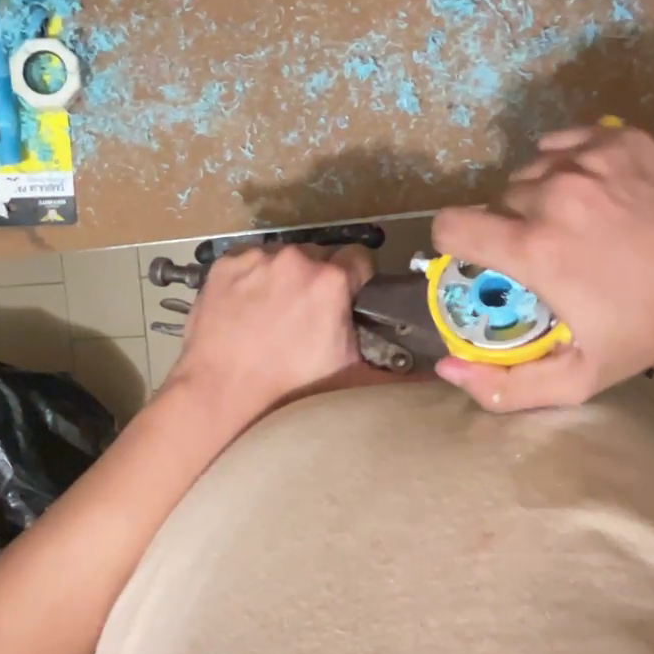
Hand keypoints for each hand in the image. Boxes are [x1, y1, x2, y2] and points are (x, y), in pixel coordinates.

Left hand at [165, 244, 389, 418]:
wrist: (220, 396)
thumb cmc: (290, 392)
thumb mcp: (352, 378)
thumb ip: (395, 371)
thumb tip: (433, 378)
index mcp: (331, 281)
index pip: (359, 259)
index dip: (356, 282)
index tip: (346, 304)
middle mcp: (294, 259)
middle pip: (318, 258)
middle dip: (318, 281)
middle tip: (307, 317)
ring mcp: (254, 259)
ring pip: (281, 258)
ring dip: (283, 278)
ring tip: (272, 315)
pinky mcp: (222, 265)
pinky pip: (247, 262)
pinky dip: (251, 279)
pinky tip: (246, 310)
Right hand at [432, 123, 653, 410]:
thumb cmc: (651, 334)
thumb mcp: (577, 379)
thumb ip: (503, 387)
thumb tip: (445, 368)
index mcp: (536, 249)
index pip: (451, 225)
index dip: (456, 245)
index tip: (479, 260)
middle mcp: (555, 194)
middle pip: (496, 201)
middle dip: (509, 226)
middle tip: (548, 254)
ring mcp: (591, 160)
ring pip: (530, 172)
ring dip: (539, 196)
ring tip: (578, 224)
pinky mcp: (621, 139)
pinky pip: (564, 145)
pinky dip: (567, 165)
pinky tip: (593, 193)